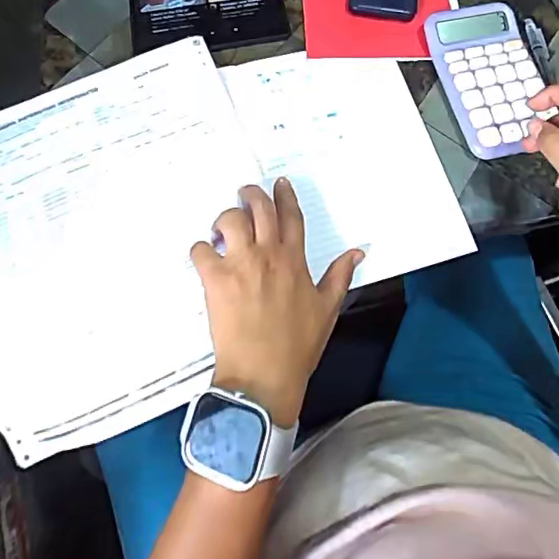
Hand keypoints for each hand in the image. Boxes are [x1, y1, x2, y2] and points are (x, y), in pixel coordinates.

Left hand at [189, 179, 363, 426]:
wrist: (263, 375)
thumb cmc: (296, 345)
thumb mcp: (327, 308)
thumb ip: (340, 275)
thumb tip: (357, 252)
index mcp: (295, 260)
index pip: (291, 216)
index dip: (285, 196)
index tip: (280, 184)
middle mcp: (268, 255)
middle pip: (259, 208)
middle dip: (252, 194)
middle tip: (246, 193)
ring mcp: (240, 265)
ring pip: (230, 220)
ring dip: (225, 218)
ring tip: (223, 228)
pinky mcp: (215, 281)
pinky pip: (201, 249)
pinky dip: (201, 248)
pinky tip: (206, 257)